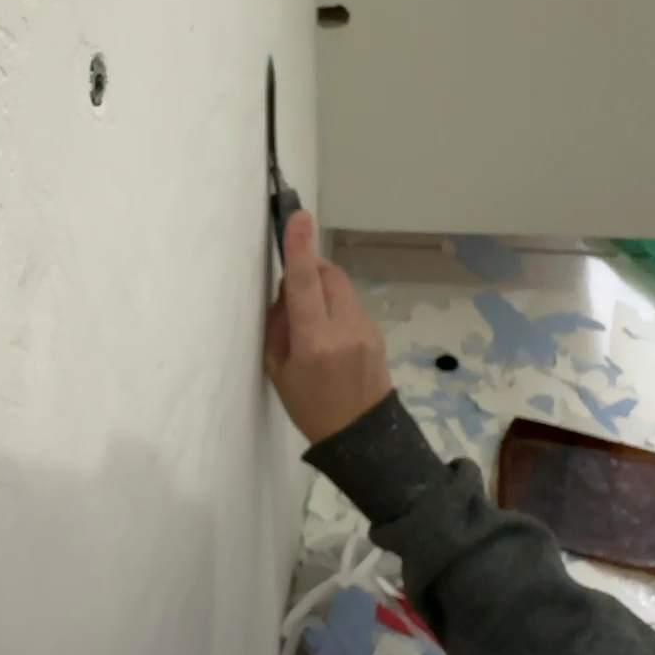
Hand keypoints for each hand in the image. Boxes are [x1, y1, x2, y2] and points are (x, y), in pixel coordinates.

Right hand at [264, 210, 393, 443]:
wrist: (362, 437)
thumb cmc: (308, 406)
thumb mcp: (278, 369)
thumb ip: (280, 325)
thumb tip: (287, 289)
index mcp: (314, 342)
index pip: (304, 285)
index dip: (298, 249)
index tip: (297, 217)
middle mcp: (344, 329)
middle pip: (327, 274)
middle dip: (309, 267)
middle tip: (292, 286)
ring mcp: (365, 329)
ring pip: (340, 286)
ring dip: (321, 287)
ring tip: (308, 318)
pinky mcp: (376, 332)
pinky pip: (349, 303)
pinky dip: (333, 305)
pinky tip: (327, 334)